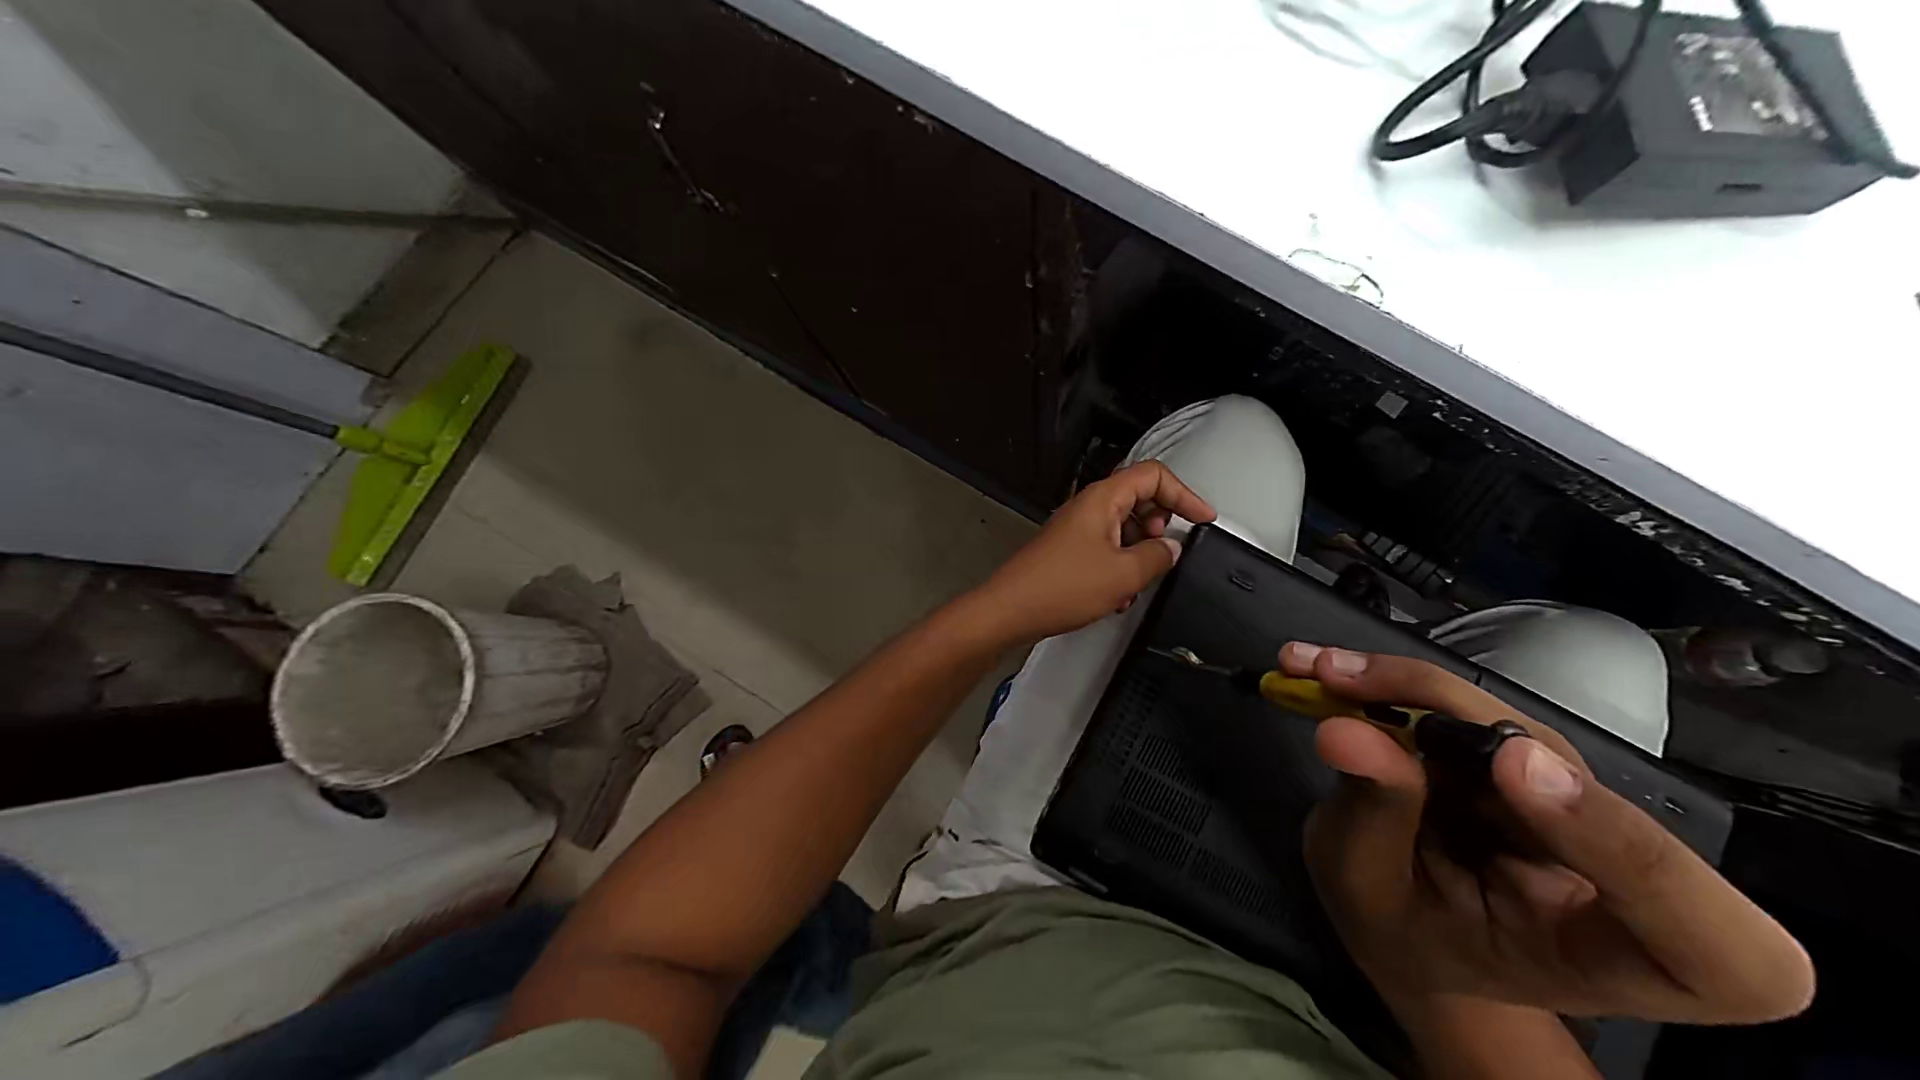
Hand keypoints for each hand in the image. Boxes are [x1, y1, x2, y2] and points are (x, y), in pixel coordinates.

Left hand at [970, 461, 1214, 644]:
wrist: (1011, 610)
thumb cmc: (1058, 587)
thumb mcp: (1123, 574)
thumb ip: (1157, 557)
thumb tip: (1170, 548)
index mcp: (1102, 499)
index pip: (1153, 475)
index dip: (1184, 494)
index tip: (1202, 518)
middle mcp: (1088, 507)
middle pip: (1139, 499)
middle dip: (1159, 525)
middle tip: (1162, 552)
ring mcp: (1077, 528)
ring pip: (1124, 527)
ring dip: (1139, 552)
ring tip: (1136, 581)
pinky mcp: (1070, 551)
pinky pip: (1107, 548)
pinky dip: (1120, 566)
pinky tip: (1117, 594)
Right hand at [1286, 642, 1813, 1025]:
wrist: (1403, 919)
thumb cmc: (1399, 932)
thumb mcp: (1371, 892)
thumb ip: (1373, 818)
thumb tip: (1344, 730)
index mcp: (1612, 957)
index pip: (1711, 946)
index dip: (1629, 849)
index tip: (1512, 766)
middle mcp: (1617, 869)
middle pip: (1567, 776)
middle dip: (1449, 716)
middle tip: (1348, 684)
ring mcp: (1569, 800)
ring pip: (1507, 722)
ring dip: (1407, 685)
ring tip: (1316, 668)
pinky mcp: (1523, 755)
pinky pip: (1469, 707)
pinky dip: (1393, 682)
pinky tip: (1328, 667)